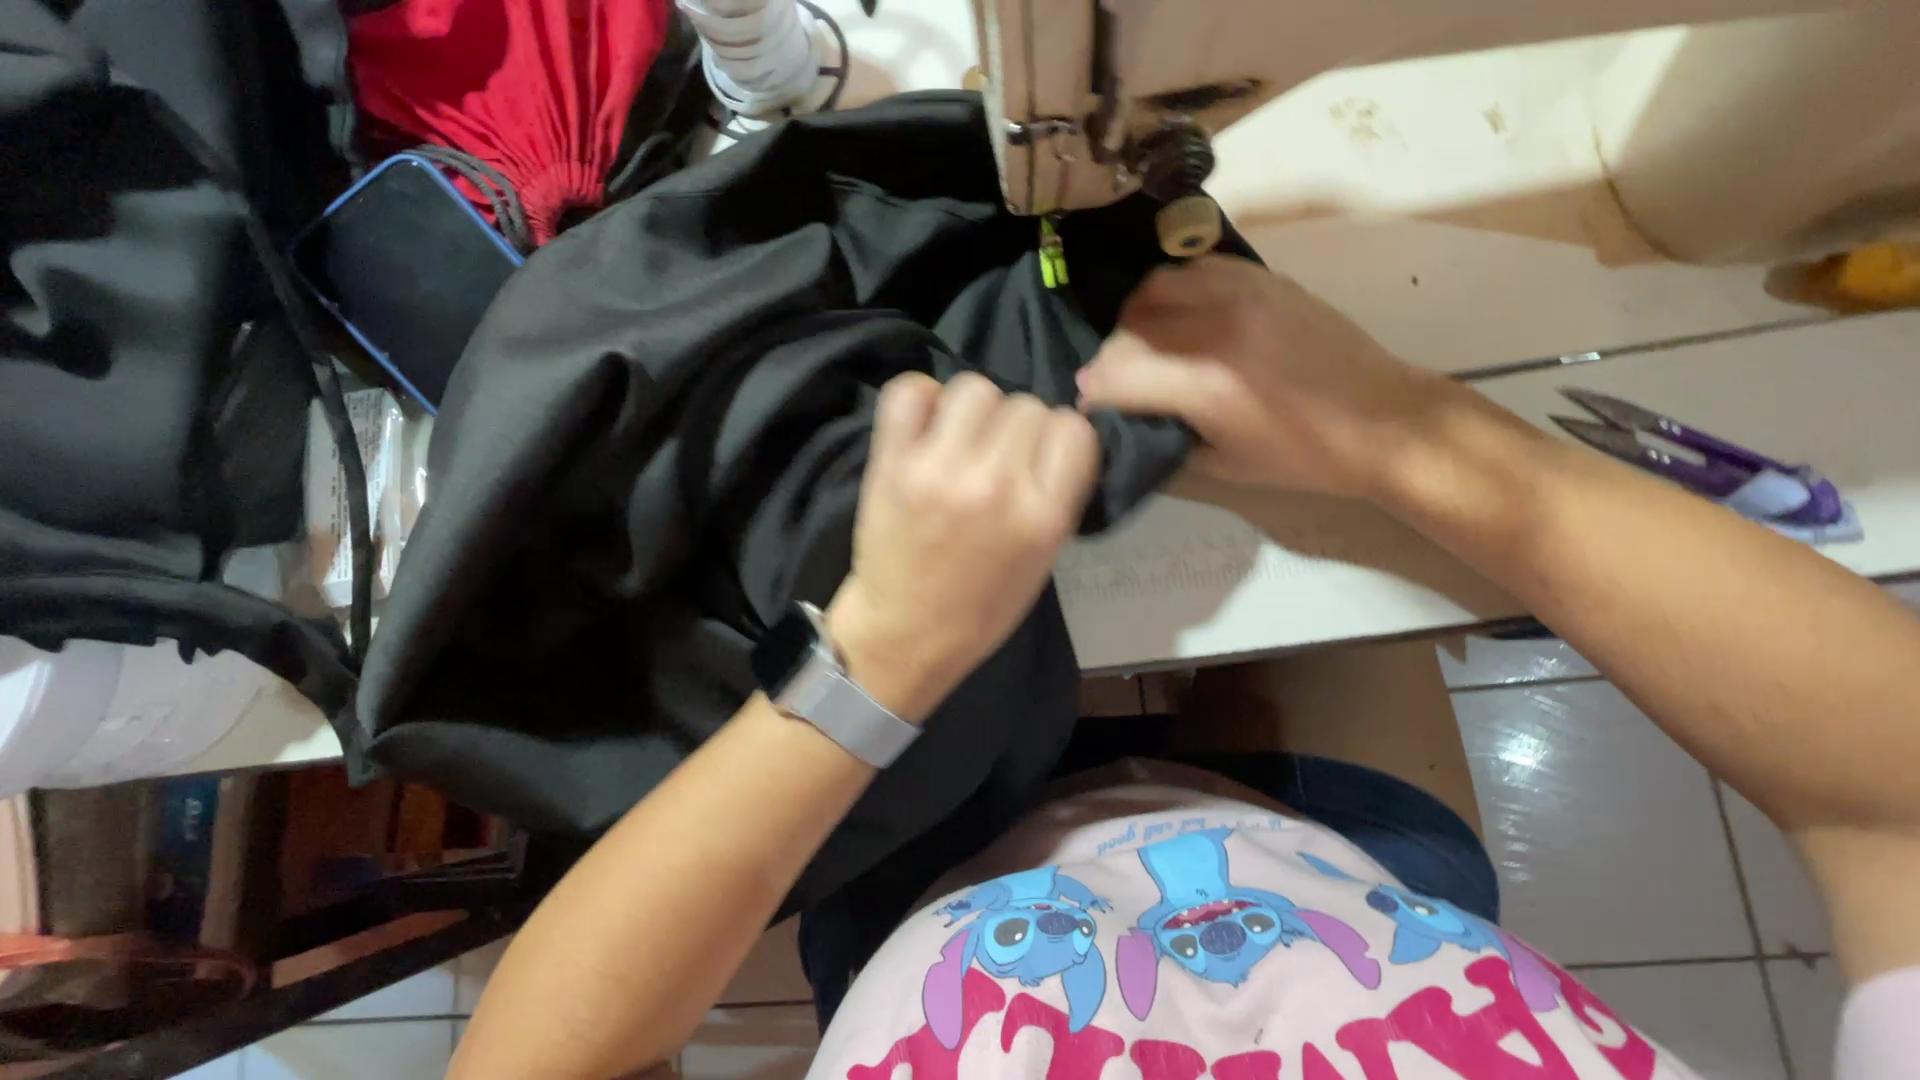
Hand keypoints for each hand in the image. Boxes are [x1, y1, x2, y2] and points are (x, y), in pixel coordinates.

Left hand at [826, 372, 1100, 720]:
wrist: (907, 632)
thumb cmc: (982, 605)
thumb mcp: (1045, 556)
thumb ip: (1058, 494)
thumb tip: (1055, 436)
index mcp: (1042, 515)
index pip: (1073, 429)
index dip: (1060, 439)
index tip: (1042, 457)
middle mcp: (996, 484)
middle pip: (1026, 405)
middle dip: (1017, 429)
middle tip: (997, 457)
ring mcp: (940, 470)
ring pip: (975, 388)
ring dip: (974, 410)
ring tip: (961, 441)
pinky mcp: (892, 464)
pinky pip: (910, 392)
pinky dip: (920, 398)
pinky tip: (925, 425)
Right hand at [1074, 256, 1464, 498]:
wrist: (1384, 421)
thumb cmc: (1303, 457)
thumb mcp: (1223, 465)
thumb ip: (1166, 437)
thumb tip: (1125, 419)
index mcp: (1205, 386)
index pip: (1116, 375)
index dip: (1091, 394)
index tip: (1089, 406)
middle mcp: (1216, 330)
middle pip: (1129, 329)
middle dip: (1110, 359)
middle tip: (1115, 381)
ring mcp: (1242, 296)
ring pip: (1157, 287)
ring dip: (1137, 317)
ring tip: (1144, 342)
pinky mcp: (1264, 280)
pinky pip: (1197, 268)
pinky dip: (1176, 290)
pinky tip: (1182, 315)